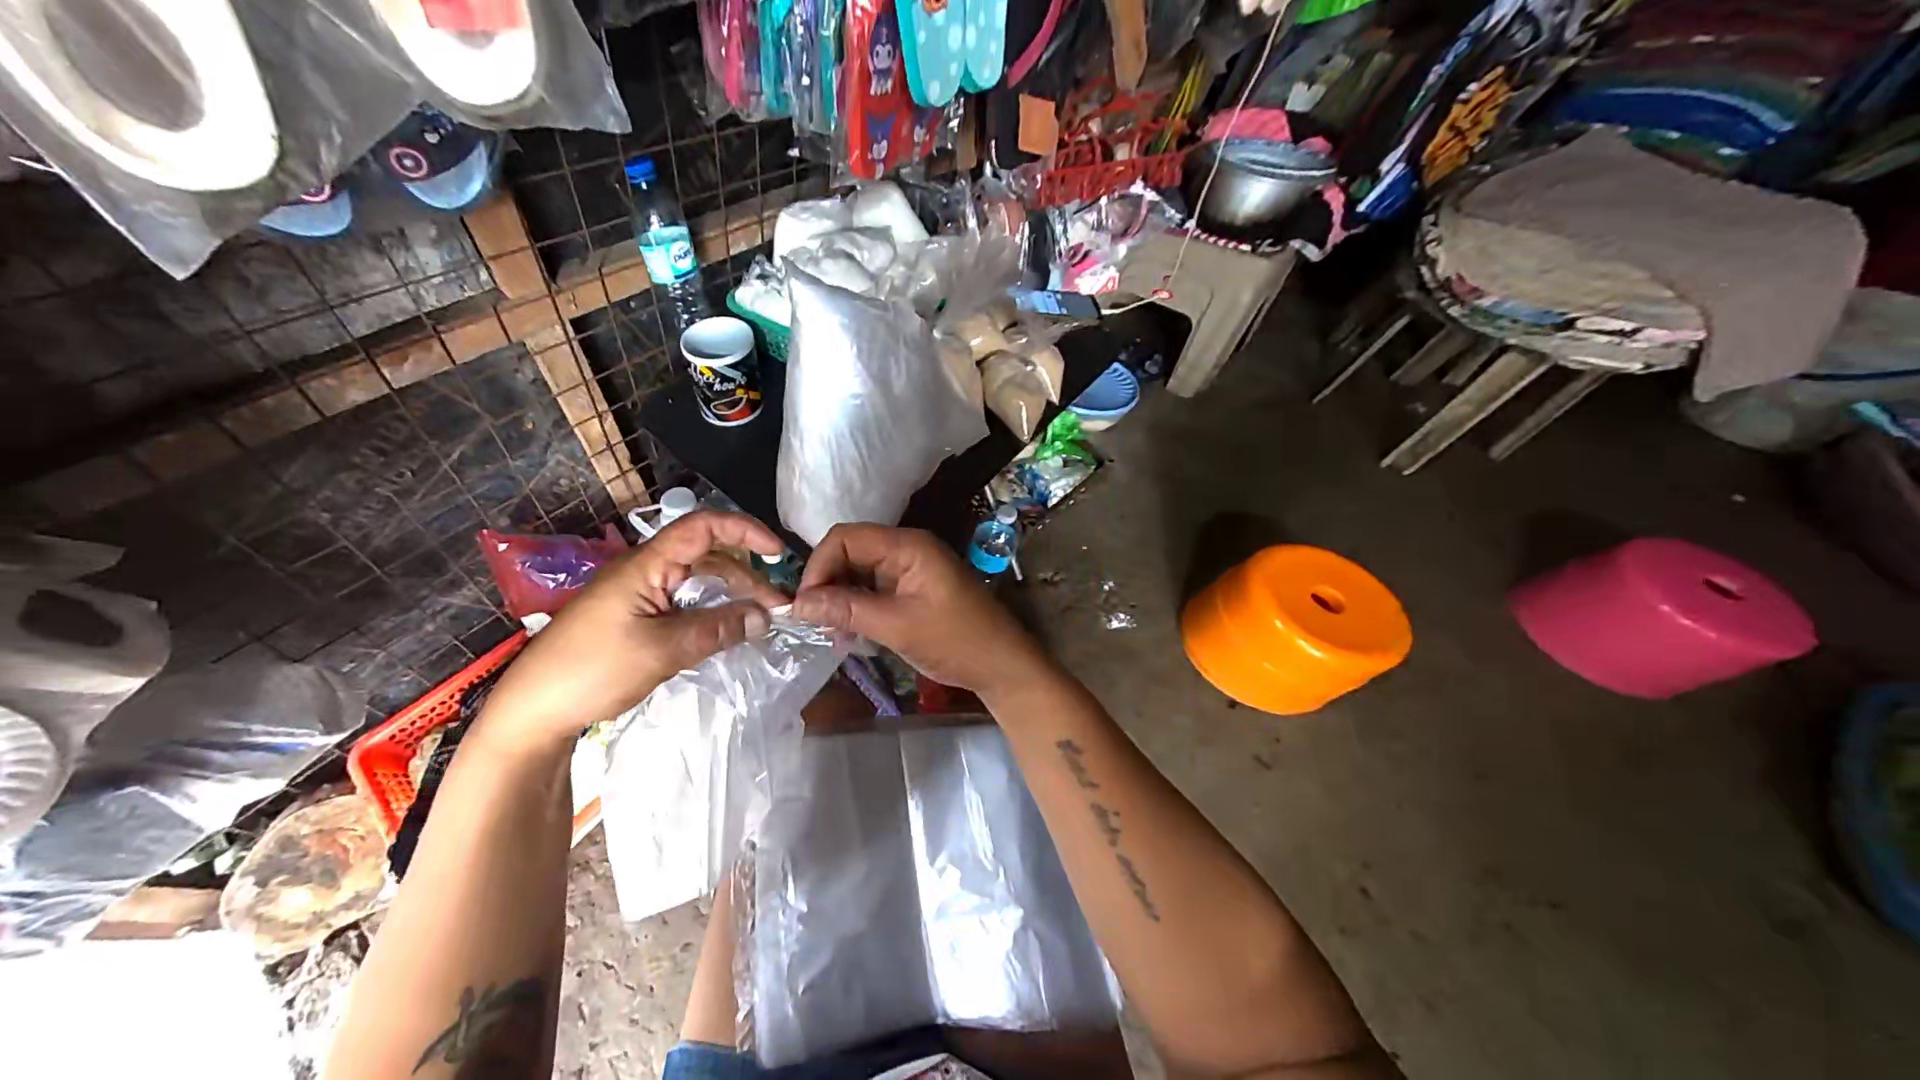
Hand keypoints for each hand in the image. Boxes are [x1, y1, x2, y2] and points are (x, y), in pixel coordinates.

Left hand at [478, 511, 786, 748]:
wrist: (533, 710)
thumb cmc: (593, 669)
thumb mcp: (664, 650)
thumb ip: (718, 629)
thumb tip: (765, 617)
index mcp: (647, 565)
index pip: (703, 526)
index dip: (745, 530)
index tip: (778, 553)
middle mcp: (645, 571)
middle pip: (707, 557)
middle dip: (748, 575)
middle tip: (779, 608)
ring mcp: (640, 595)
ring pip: (698, 583)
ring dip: (732, 596)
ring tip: (761, 622)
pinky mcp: (636, 619)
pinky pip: (684, 605)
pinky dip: (712, 613)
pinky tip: (728, 632)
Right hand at [792, 524, 1052, 698]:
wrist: (1002, 666)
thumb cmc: (957, 641)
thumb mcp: (898, 627)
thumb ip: (848, 610)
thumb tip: (797, 603)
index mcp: (908, 546)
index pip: (846, 537)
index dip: (819, 566)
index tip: (805, 603)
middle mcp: (906, 550)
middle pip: (850, 553)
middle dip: (827, 584)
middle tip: (813, 621)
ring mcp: (909, 571)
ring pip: (858, 573)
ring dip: (839, 599)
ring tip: (829, 631)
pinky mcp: (911, 592)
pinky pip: (872, 591)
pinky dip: (856, 609)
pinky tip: (847, 633)